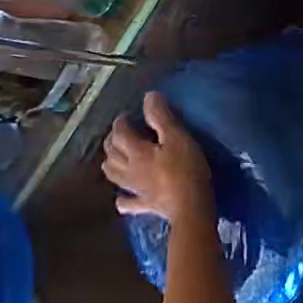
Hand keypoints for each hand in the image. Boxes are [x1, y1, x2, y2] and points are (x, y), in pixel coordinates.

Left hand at [103, 92, 213, 224]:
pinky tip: (122, 195)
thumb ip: (162, 116)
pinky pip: (126, 202)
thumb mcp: (178, 137)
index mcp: (136, 151)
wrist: (190, 206)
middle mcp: (129, 169)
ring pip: (112, 173)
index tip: (128, 114)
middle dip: (113, 139)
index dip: (121, 121)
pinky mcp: (143, 204)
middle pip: (111, 152)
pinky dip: (122, 197)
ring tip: (117, 155)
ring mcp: (134, 189)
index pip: (120, 132)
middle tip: (122, 131)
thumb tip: (148, 96)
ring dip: (111, 162)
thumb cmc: (186, 168)